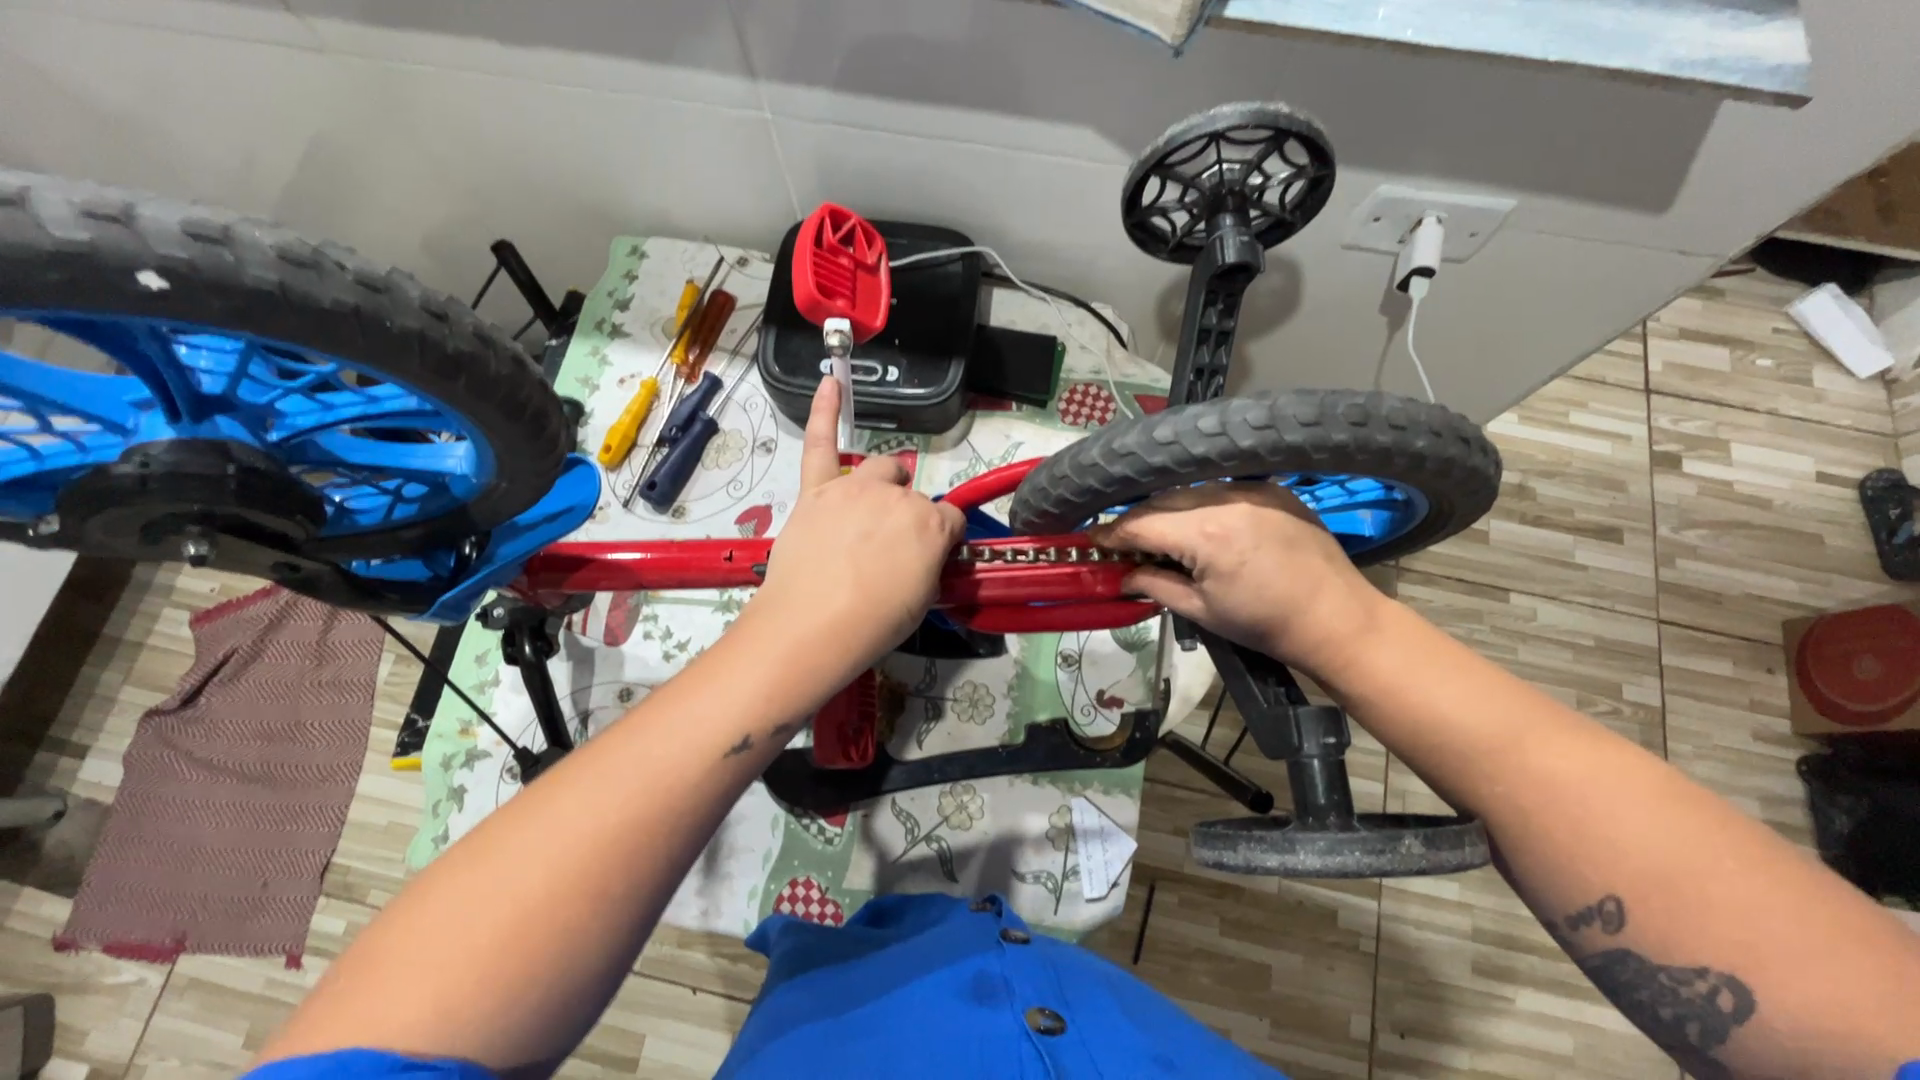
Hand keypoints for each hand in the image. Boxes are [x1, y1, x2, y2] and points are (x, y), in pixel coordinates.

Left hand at [744, 377, 965, 685]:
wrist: (812, 627)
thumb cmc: (874, 623)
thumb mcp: (923, 600)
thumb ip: (930, 566)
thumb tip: (926, 555)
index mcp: (932, 525)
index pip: (951, 520)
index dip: (942, 540)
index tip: (930, 560)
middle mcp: (898, 497)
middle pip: (913, 495)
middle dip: (908, 515)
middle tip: (891, 547)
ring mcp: (854, 488)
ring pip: (881, 468)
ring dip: (883, 484)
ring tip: (871, 511)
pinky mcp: (816, 491)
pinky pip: (820, 441)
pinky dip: (823, 409)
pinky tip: (829, 380)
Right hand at [1088, 483, 1389, 677]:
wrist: (1335, 617)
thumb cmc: (1264, 623)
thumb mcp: (1201, 611)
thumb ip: (1154, 586)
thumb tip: (1122, 576)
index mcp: (1205, 533)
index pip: (1141, 524)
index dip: (1112, 534)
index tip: (1092, 541)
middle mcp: (1225, 499)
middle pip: (1162, 500)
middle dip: (1138, 520)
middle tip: (1122, 542)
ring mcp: (1252, 488)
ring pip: (1191, 488)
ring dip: (1169, 507)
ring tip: (1161, 533)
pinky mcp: (1273, 487)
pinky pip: (1224, 486)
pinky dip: (1203, 501)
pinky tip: (1200, 521)